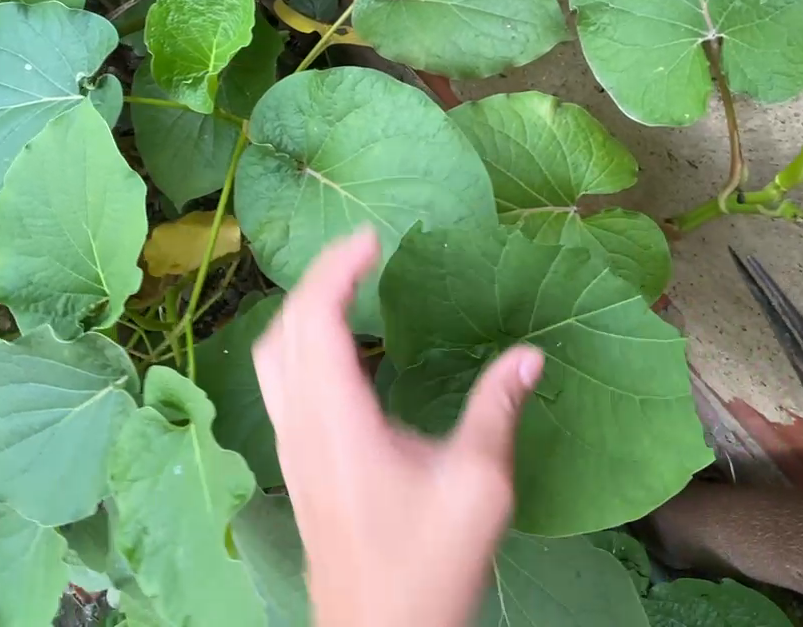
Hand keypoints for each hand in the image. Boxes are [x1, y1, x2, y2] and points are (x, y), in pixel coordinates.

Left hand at [253, 227, 544, 626]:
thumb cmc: (426, 565)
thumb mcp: (477, 486)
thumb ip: (497, 410)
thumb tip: (529, 354)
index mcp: (337, 420)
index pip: (316, 319)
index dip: (337, 269)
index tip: (372, 238)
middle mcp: (301, 424)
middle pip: (285, 328)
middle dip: (319, 278)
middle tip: (362, 253)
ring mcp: (290, 445)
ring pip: (273, 355)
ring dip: (303, 311)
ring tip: (346, 287)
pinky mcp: (295, 462)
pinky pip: (279, 381)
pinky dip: (299, 343)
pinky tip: (336, 350)